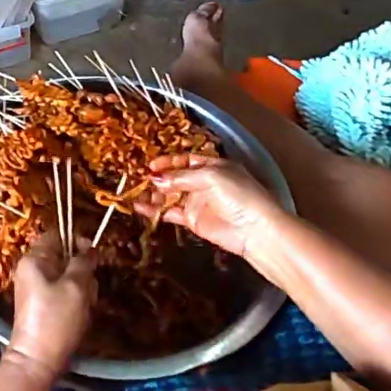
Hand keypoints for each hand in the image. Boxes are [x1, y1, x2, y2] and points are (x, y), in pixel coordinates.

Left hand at [5, 229, 96, 379]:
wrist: (37, 359)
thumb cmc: (56, 319)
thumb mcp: (75, 288)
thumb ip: (83, 263)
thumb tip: (89, 249)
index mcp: (33, 259)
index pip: (55, 235)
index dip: (76, 239)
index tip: (93, 253)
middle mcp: (30, 269)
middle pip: (63, 257)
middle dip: (81, 271)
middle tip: (89, 289)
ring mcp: (34, 287)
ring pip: (66, 276)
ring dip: (81, 288)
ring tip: (86, 305)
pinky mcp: (40, 304)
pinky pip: (61, 292)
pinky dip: (74, 299)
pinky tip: (81, 314)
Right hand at [135, 155, 289, 260]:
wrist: (257, 230)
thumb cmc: (239, 195)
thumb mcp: (210, 177)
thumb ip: (180, 178)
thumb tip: (154, 178)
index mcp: (211, 166)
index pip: (184, 160)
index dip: (167, 161)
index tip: (150, 165)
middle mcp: (202, 182)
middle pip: (174, 177)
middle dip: (156, 178)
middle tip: (137, 178)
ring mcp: (196, 201)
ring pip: (169, 195)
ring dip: (152, 193)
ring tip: (133, 192)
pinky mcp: (192, 220)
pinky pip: (169, 212)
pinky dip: (154, 210)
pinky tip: (139, 206)